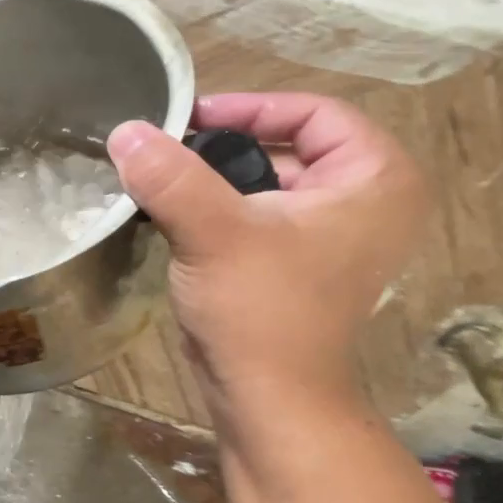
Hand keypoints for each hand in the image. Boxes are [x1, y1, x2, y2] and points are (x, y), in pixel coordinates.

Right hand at [106, 92, 427, 417]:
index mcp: (376, 179)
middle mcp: (366, 202)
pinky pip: (256, 223)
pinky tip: (173, 223)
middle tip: (164, 152)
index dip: (250, 107)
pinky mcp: (296, 270)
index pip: (315, 114)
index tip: (188, 117)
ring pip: (267, 189)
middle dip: (222, 149)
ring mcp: (332, 240)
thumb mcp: (214, 233)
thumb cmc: (259, 308)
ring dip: (212, 185)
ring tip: (158, 185)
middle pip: (289, 150)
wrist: (264, 395)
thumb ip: (171, 177)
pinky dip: (216, 217)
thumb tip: (126, 131)